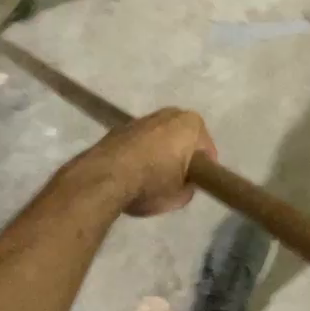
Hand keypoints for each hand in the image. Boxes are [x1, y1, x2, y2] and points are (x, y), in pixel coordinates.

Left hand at [73, 108, 213, 216]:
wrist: (104, 178)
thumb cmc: (151, 183)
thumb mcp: (180, 197)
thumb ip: (189, 188)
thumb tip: (183, 185)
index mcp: (192, 124)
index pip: (206, 152)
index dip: (201, 172)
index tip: (191, 186)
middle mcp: (170, 113)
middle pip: (183, 140)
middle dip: (180, 157)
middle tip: (173, 183)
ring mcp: (143, 117)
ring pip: (160, 138)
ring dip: (159, 154)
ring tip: (149, 179)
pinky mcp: (120, 126)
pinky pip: (139, 142)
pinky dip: (139, 153)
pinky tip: (131, 173)